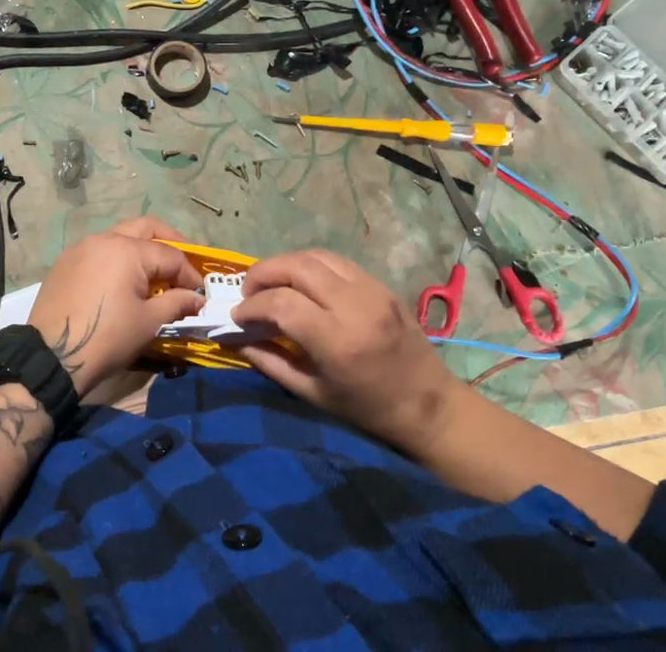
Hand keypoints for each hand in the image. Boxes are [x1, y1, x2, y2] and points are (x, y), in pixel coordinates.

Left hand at [27, 217, 205, 396]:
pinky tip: (123, 280)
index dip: (189, 274)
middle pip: (145, 229)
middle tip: (182, 267)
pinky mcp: (65, 262)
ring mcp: (80, 248)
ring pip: (120, 236)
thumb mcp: (148, 322)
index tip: (199, 294)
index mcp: (127, 250)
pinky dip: (117, 258)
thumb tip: (197, 298)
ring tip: (154, 275)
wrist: (52, 356)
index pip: (170, 254)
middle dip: (169, 243)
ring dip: (141, 249)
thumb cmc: (107, 337)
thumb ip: (177, 303)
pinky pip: (99, 250)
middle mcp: (103, 238)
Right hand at [231, 249, 467, 449]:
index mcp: (337, 341)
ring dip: (285, 264)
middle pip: (296, 266)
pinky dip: (310, 266)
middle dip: (262, 273)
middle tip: (248, 293)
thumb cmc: (367, 409)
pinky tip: (300, 284)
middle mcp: (355, 306)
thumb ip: (270, 360)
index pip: (281, 302)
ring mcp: (371, 290)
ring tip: (271, 284)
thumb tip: (235, 337)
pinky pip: (336, 261)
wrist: (430, 406)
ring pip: (315, 256)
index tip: (238, 316)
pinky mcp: (381, 285)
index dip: (251, 305)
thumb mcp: (312, 393)